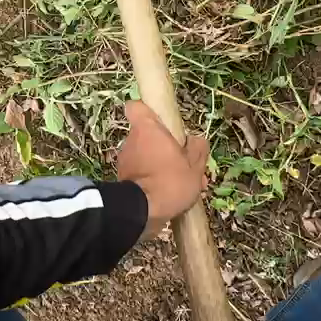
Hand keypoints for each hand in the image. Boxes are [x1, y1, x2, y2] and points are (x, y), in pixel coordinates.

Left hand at [113, 100, 209, 239]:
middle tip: (185, 165)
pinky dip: (154, 180)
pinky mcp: (123, 179)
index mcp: (146, 128)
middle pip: (148, 136)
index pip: (136, 107)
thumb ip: (197, 148)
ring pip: (147, 156)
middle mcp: (131, 140)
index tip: (162, 123)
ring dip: (162, 166)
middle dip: (165, 148)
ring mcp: (125, 160)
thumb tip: (196, 140)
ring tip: (184, 185)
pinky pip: (142, 173)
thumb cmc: (170, 181)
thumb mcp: (195, 165)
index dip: (148, 112)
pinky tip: (172, 196)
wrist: (143, 213)